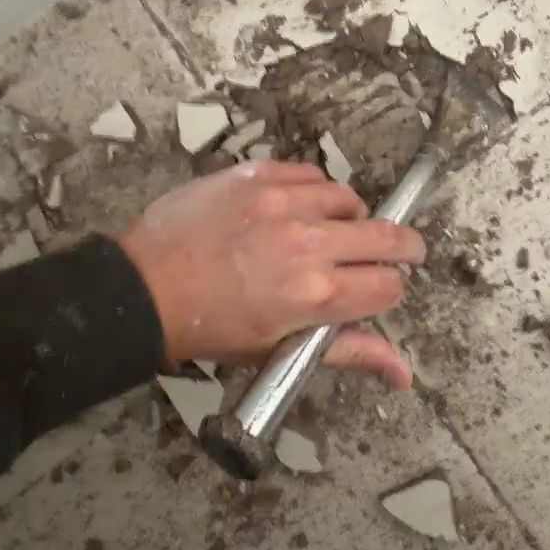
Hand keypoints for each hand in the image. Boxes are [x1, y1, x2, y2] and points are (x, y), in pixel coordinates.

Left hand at [115, 160, 425, 388]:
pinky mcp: (257, 176)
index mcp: (315, 295)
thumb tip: (403, 376)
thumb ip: (347, 353)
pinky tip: (303, 206)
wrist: (143, 287)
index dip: (390, 289)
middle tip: (407, 249)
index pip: (387, 285)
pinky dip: (315, 191)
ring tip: (338, 228)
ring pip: (348, 198)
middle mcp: (307, 243)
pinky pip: (309, 174)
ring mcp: (281, 202)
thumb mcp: (277, 351)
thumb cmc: (209, 329)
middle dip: (405, 245)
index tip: (381, 288)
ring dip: (352, 216)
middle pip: (385, 236)